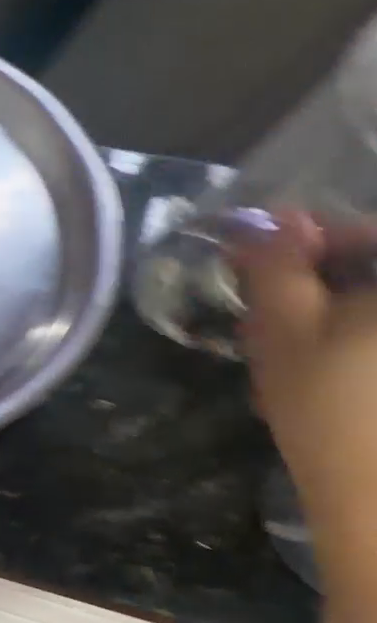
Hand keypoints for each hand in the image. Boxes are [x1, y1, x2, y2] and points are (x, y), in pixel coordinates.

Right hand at [234, 209, 376, 567]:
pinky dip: (356, 359)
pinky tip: (331, 386)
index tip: (257, 280)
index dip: (306, 249)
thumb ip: (274, 266)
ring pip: (366, 317)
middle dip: (320, 295)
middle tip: (266, 332)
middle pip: (368, 277)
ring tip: (292, 368)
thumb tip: (263, 217)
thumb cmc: (331, 405)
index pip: (364, 234)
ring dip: (335, 328)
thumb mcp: (283, 328)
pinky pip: (367, 355)